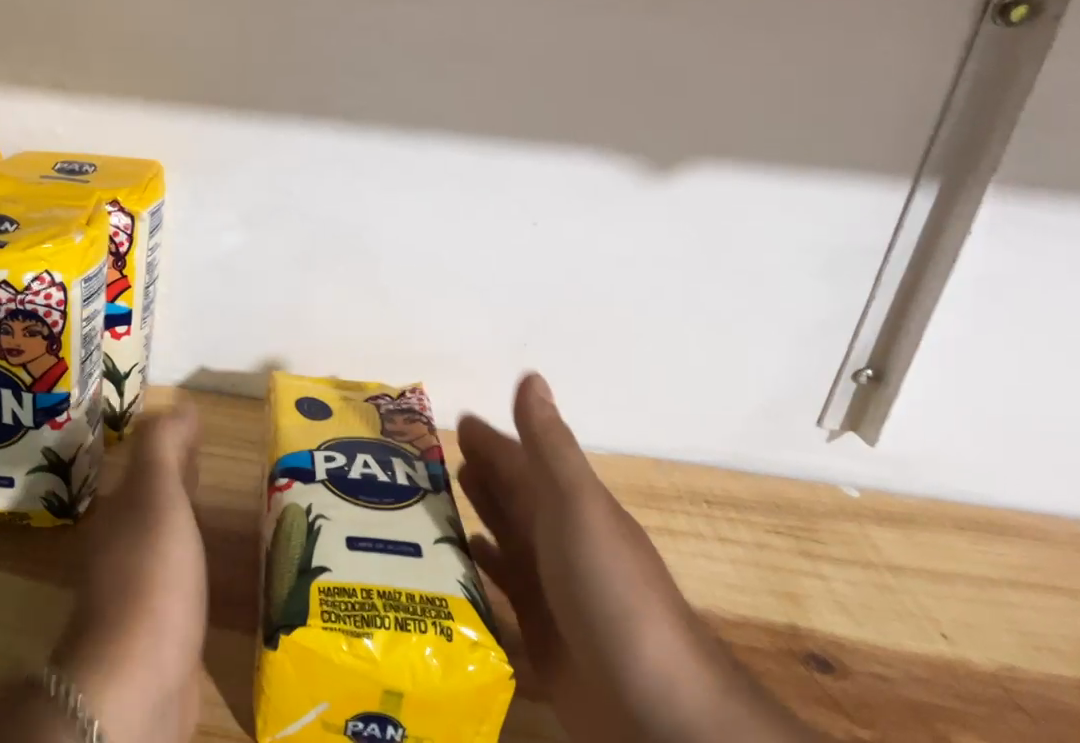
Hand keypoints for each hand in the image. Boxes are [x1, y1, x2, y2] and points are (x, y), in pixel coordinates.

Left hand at [54, 404, 205, 742]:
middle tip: (218, 464)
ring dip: (190, 521)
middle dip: (179, 479)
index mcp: (120, 511)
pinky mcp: (159, 628)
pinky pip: (179, 579)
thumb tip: (179, 403)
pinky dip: (197, 563)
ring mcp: (138, 589)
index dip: (172, 445)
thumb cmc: (150, 577)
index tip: (203, 430)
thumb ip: (164, 448)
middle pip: (153, 500)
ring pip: (165, 539)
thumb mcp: (157, 497)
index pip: (147, 464)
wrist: (137, 681)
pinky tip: (221, 569)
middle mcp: (122, 545)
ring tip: (228, 510)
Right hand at [458, 374, 822, 742]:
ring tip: (430, 504)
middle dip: (480, 476)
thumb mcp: (577, 507)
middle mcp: (562, 545)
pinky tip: (458, 565)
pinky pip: (502, 593)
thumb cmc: (610, 590)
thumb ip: (548, 448)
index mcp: (572, 510)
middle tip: (429, 459)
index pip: (525, 463)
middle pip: (515, 501)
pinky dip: (482, 573)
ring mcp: (552, 593)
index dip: (494, 441)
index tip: (455, 420)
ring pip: (506, 543)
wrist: (650, 703)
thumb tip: (530, 376)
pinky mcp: (540, 637)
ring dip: (476, 519)